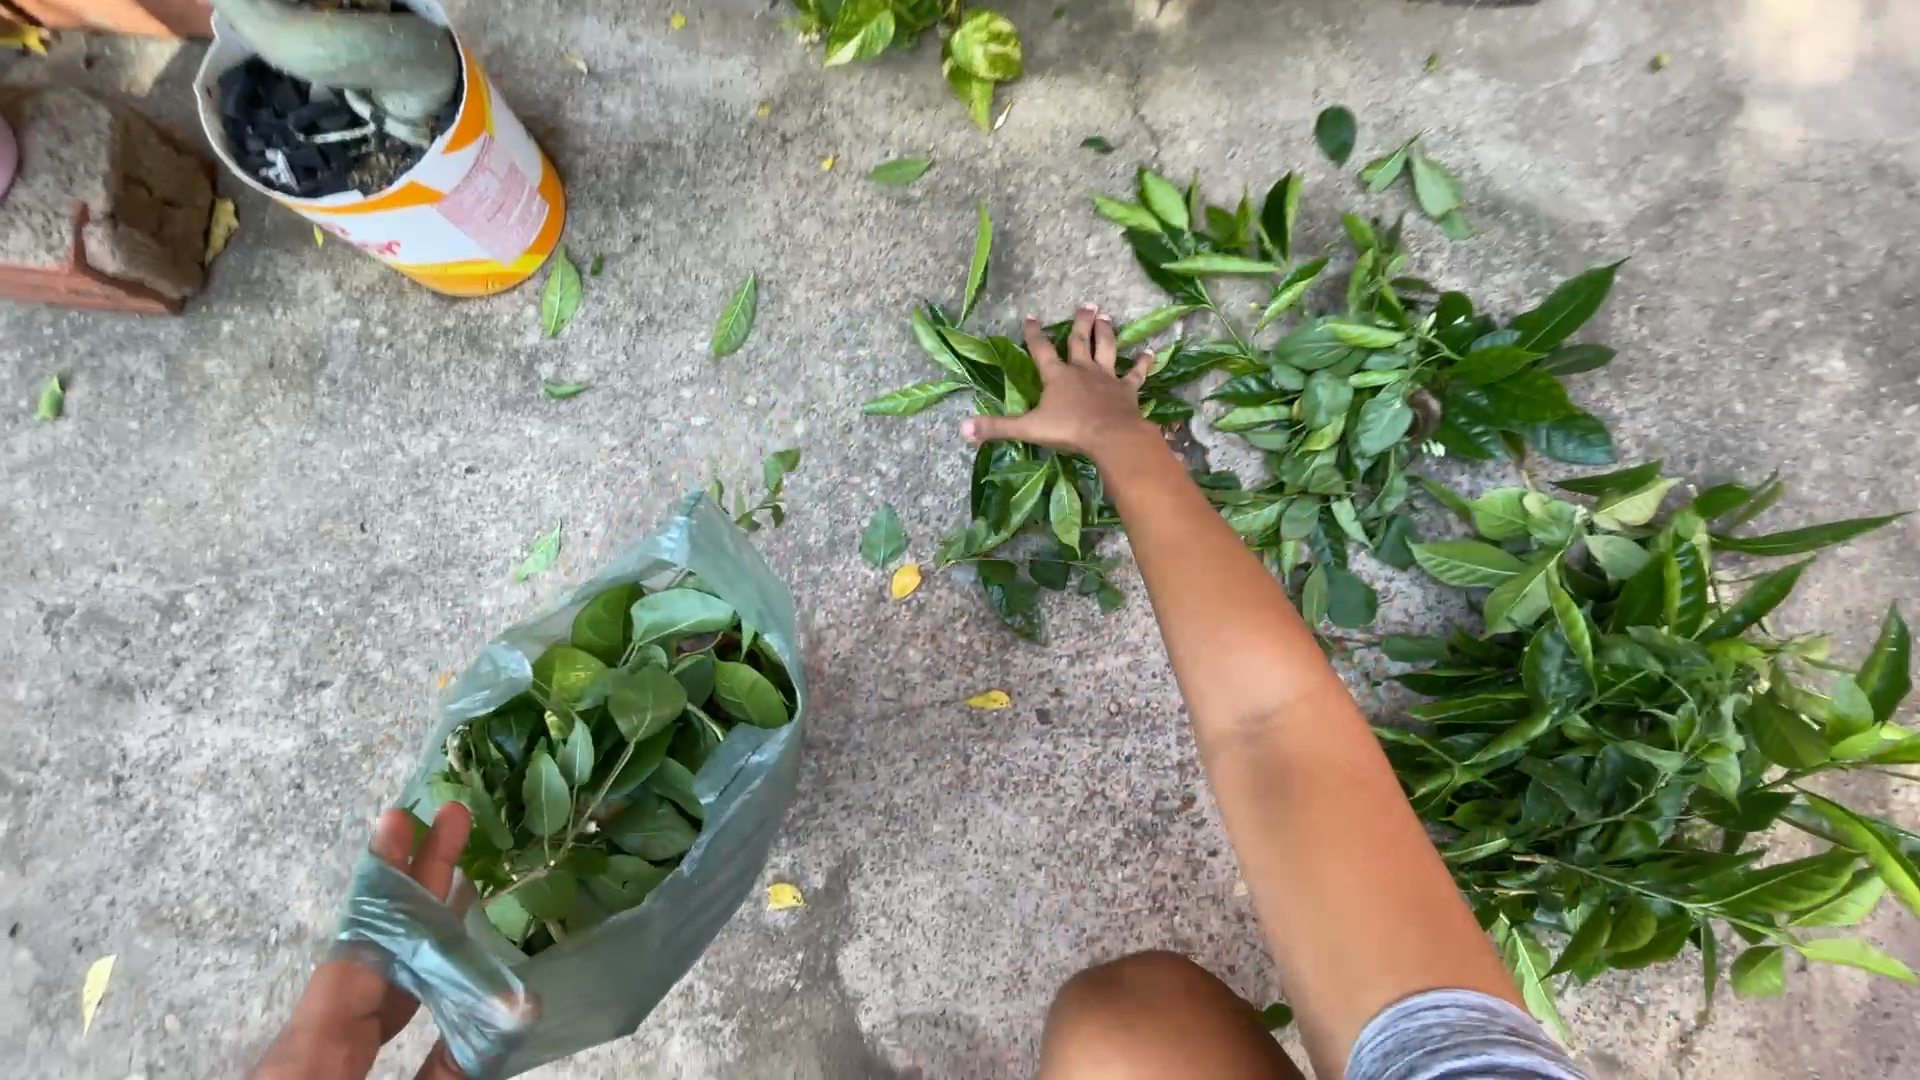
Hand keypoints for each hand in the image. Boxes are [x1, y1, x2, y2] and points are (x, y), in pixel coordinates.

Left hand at [251, 803, 474, 1079]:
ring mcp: (323, 1067)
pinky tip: (465, 968)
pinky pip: (384, 1027)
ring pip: (381, 985)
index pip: (359, 949)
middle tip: (450, 817)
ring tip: (469, 876)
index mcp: (310, 1058)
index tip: (400, 819)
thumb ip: (456, 1068)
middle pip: (373, 951)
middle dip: (416, 886)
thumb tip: (529, 1011)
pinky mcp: (337, 1076)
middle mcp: (311, 1052)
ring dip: (427, 933)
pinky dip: (425, 992)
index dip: (386, 882)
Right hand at [960, 303, 1163, 462]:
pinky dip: (1142, 363)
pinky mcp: (1126, 390)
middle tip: (1086, 304)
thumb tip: (962, 430)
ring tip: (1107, 316)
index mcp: (1057, 376)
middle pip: (1080, 340)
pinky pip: (1135, 374)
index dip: (1034, 333)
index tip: (1031, 316)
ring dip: (1107, 332)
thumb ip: (996, 427)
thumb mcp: (1027, 429)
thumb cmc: (1068, 430)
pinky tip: (1149, 353)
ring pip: (1107, 348)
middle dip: (1081, 322)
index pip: (1041, 349)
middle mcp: (1082, 370)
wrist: (1109, 436)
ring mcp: (1107, 378)